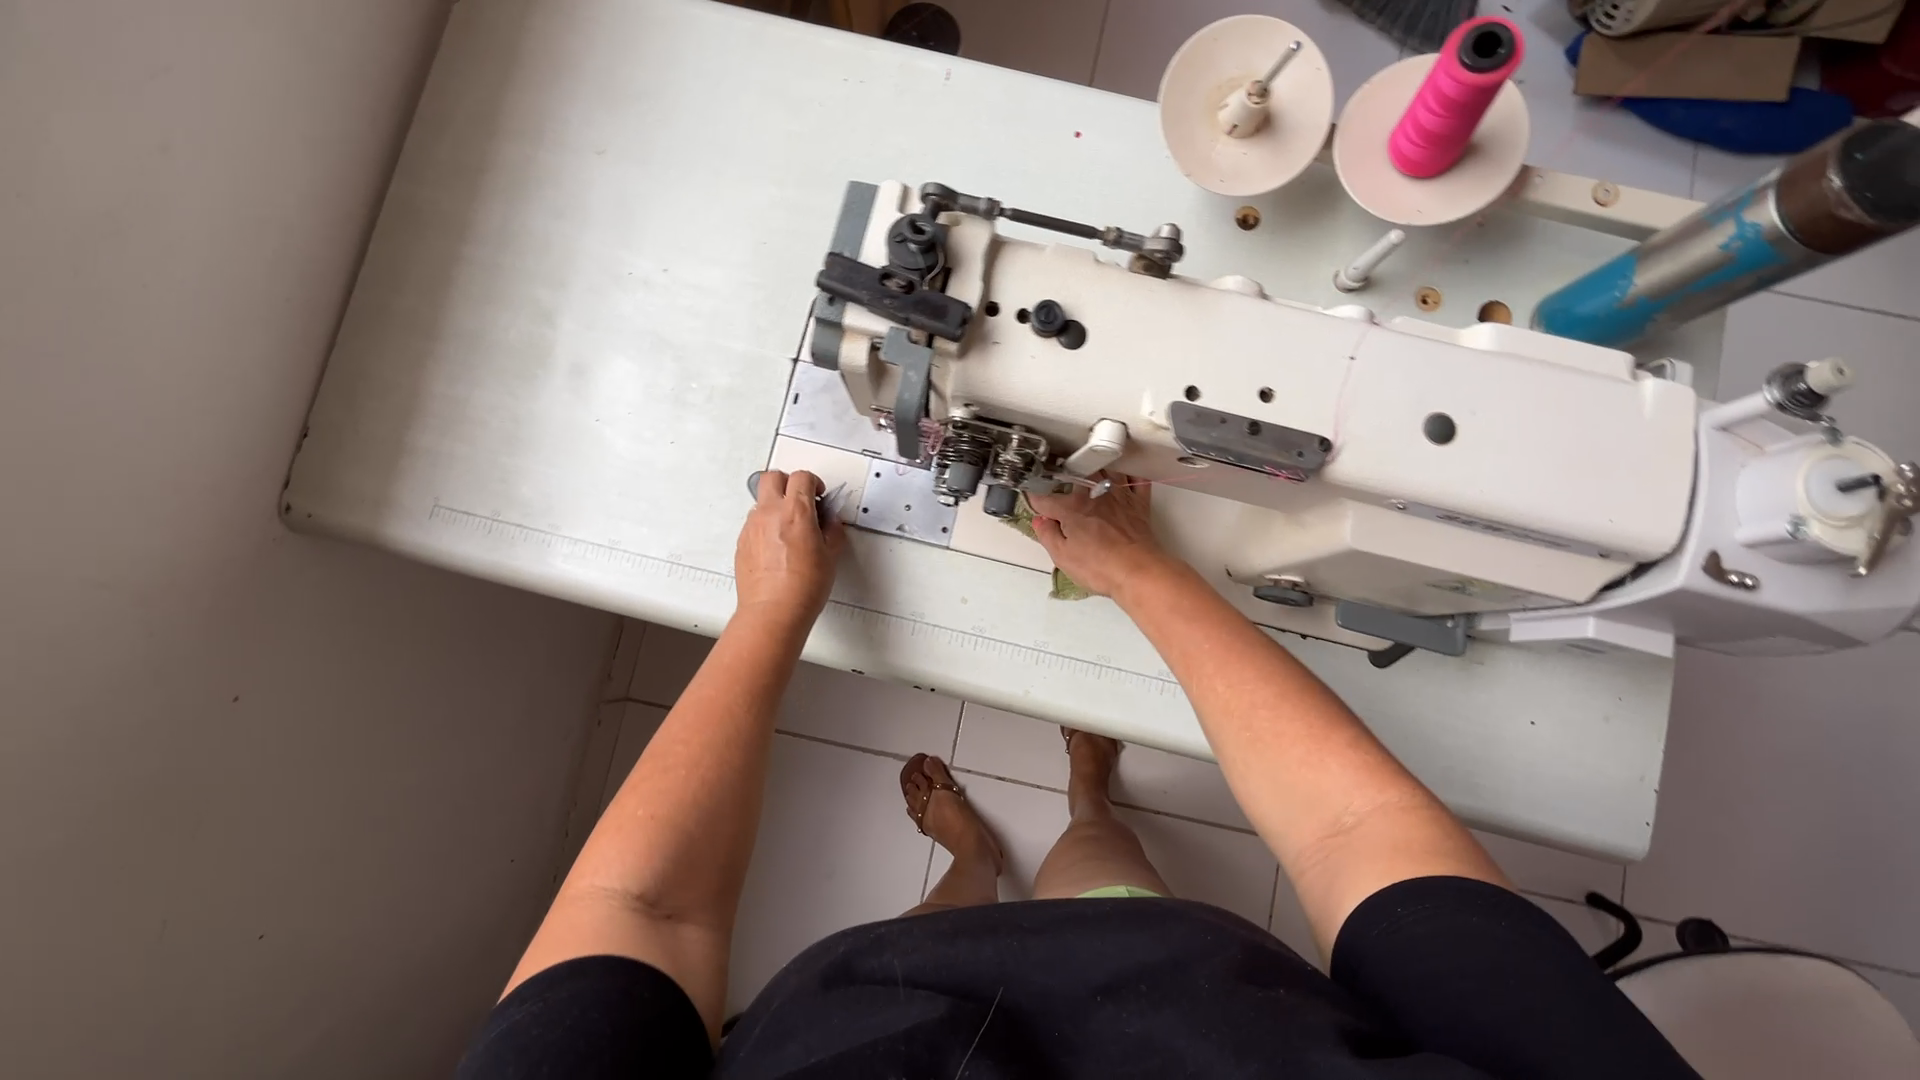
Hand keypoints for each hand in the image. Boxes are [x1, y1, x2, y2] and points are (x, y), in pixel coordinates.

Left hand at [734, 470, 845, 621]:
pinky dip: (766, 525)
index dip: (814, 482)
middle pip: (773, 477)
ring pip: (762, 500)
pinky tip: (779, 545)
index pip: (802, 477)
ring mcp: (753, 527)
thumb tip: (830, 523)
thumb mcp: (831, 556)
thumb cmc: (801, 589)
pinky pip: (754, 522)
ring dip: (776, 505)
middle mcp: (770, 514)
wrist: (773, 611)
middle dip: (789, 482)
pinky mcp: (743, 542)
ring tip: (790, 526)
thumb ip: (832, 531)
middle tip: (801, 497)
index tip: (819, 494)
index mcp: (796, 512)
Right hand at [1027, 474, 1177, 601]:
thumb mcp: (1062, 557)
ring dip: (1095, 467)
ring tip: (1088, 471)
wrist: (1139, 572)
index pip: (1045, 499)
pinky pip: (1136, 480)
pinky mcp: (1138, 504)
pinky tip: (1124, 475)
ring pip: (1106, 469)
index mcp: (1072, 508)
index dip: (1034, 498)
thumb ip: (1047, 535)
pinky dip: (1130, 475)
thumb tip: (1040, 522)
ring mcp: (1119, 497)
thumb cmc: (1100, 567)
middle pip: (1077, 474)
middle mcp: (1095, 495)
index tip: (1031, 499)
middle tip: (1058, 481)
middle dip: (1064, 474)